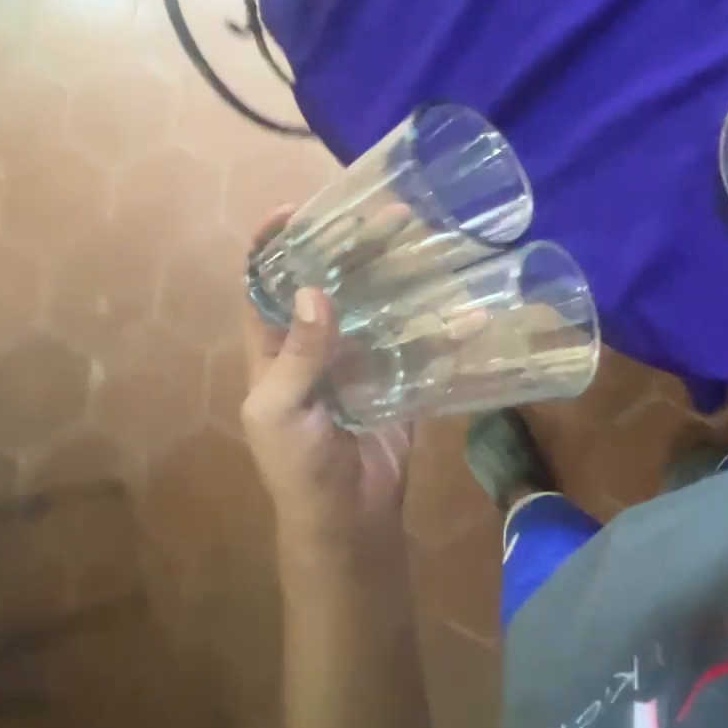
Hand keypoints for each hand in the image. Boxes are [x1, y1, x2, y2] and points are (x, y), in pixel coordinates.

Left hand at [241, 207, 412, 570]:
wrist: (350, 517)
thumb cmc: (298, 467)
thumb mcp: (280, 413)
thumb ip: (296, 356)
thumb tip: (315, 291)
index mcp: (273, 349)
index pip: (264, 285)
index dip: (272, 246)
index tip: (295, 210)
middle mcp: (317, 344)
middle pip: (334, 280)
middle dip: (357, 246)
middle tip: (392, 215)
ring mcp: (362, 357)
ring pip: (380, 302)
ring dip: (402, 271)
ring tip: (428, 240)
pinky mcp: (400, 375)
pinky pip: (419, 338)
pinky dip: (441, 320)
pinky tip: (463, 303)